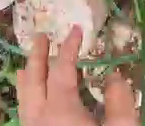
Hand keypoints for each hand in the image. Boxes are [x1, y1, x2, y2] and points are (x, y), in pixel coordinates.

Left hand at [17, 29, 134, 125]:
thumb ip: (120, 101)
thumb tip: (114, 76)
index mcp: (60, 109)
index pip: (62, 69)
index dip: (69, 47)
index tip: (77, 29)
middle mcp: (39, 118)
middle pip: (34, 81)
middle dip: (37, 56)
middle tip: (41, 36)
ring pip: (24, 99)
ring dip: (28, 77)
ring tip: (28, 64)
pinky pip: (25, 113)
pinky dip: (27, 98)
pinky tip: (33, 98)